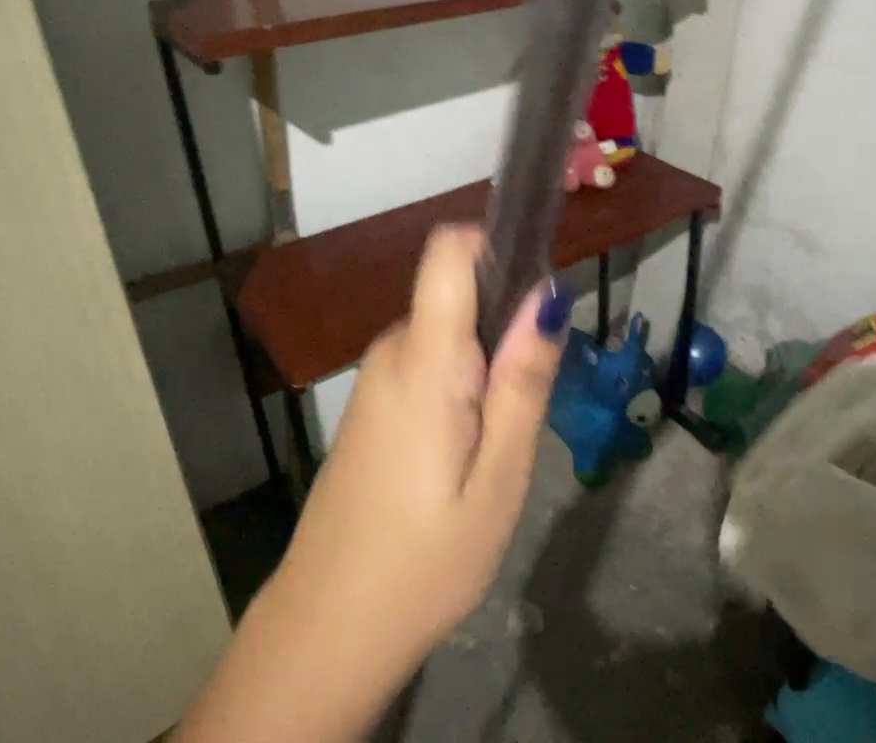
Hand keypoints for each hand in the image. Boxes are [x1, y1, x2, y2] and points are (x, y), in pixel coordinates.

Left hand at [276, 224, 568, 654]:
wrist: (329, 629)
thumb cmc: (426, 562)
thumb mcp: (499, 479)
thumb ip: (522, 382)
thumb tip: (546, 295)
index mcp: (424, 363)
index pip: (449, 254)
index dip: (498, 246)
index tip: (541, 293)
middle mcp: (391, 355)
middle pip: (460, 301)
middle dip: (507, 337)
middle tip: (524, 419)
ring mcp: (375, 382)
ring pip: (449, 339)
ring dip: (486, 373)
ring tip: (496, 452)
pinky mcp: (371, 408)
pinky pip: (429, 369)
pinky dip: (461, 394)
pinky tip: (463, 462)